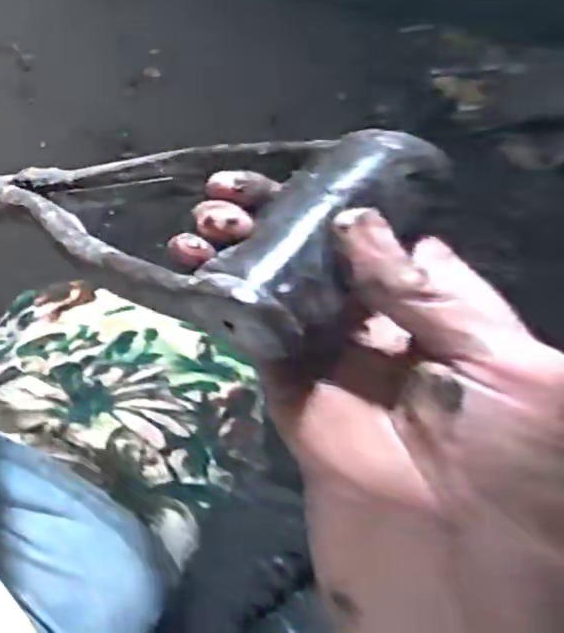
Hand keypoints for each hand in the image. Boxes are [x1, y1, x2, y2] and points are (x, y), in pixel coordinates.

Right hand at [172, 172, 563, 631]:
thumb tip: (356, 223)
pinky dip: (203, 276)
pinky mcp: (264, 352)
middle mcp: (369, 310)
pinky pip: (230, 306)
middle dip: (266, 210)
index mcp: (439, 308)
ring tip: (206, 222)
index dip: (338, 201)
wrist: (444, 524)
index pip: (381, 237)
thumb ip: (431, 295)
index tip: (296, 177)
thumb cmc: (512, 450)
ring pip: (261, 266)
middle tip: (229, 192)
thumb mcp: (514, 367)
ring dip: (229, 236)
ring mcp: (312, 331)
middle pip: (308, 244)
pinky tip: (186, 255)